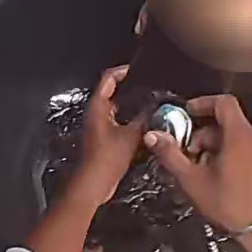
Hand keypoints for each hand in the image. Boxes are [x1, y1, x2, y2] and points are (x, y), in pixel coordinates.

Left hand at [73, 66, 146, 204]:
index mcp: (98, 107)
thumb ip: (144, 118)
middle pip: (111, 92)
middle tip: (150, 84)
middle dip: (130, 87)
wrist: (94, 183)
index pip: (108, 79)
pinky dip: (129, 118)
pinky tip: (145, 122)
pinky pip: (118, 121)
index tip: (139, 68)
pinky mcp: (103, 138)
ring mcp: (98, 126)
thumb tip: (157, 106)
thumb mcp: (131, 136)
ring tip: (152, 100)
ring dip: (131, 104)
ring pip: (116, 108)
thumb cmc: (108, 158)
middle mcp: (95, 113)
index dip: (122, 71)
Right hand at [144, 93, 251, 233]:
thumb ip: (171, 154)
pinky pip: (242, 149)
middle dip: (200, 134)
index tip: (185, 113)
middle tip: (185, 153)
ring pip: (232, 138)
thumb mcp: (192, 180)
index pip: (223, 102)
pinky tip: (213, 177)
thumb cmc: (229, 205)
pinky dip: (224, 155)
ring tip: (196, 170)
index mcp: (239, 136)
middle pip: (224, 122)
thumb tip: (153, 136)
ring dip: (211, 147)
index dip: (201, 103)